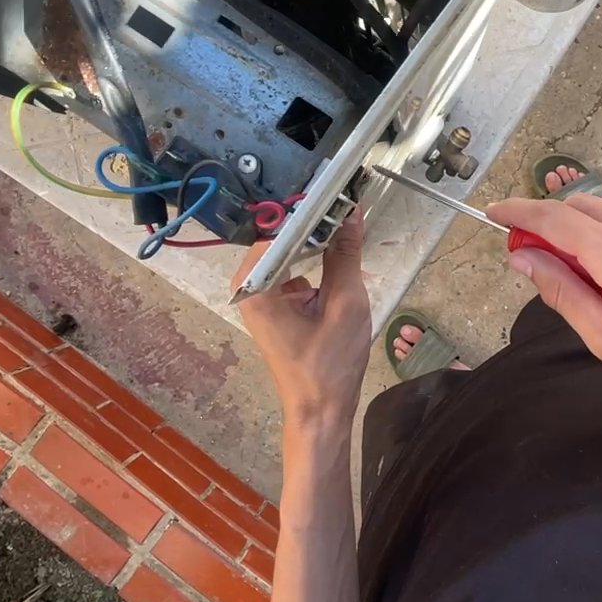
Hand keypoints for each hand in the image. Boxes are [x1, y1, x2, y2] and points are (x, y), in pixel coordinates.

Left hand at [234, 213, 373, 433]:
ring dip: (315, 240)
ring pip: (288, 254)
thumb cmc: (330, 364)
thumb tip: (351, 213)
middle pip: (280, 239)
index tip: (333, 189)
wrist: (322, 412)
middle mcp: (250, 288)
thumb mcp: (345, 302)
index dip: (306, 209)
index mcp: (255, 287)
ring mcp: (263, 299)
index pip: (276, 230)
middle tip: (344, 200)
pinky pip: (293, 272)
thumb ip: (345, 254)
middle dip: (312, 222)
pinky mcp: (277, 308)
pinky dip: (314, 260)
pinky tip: (338, 251)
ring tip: (343, 218)